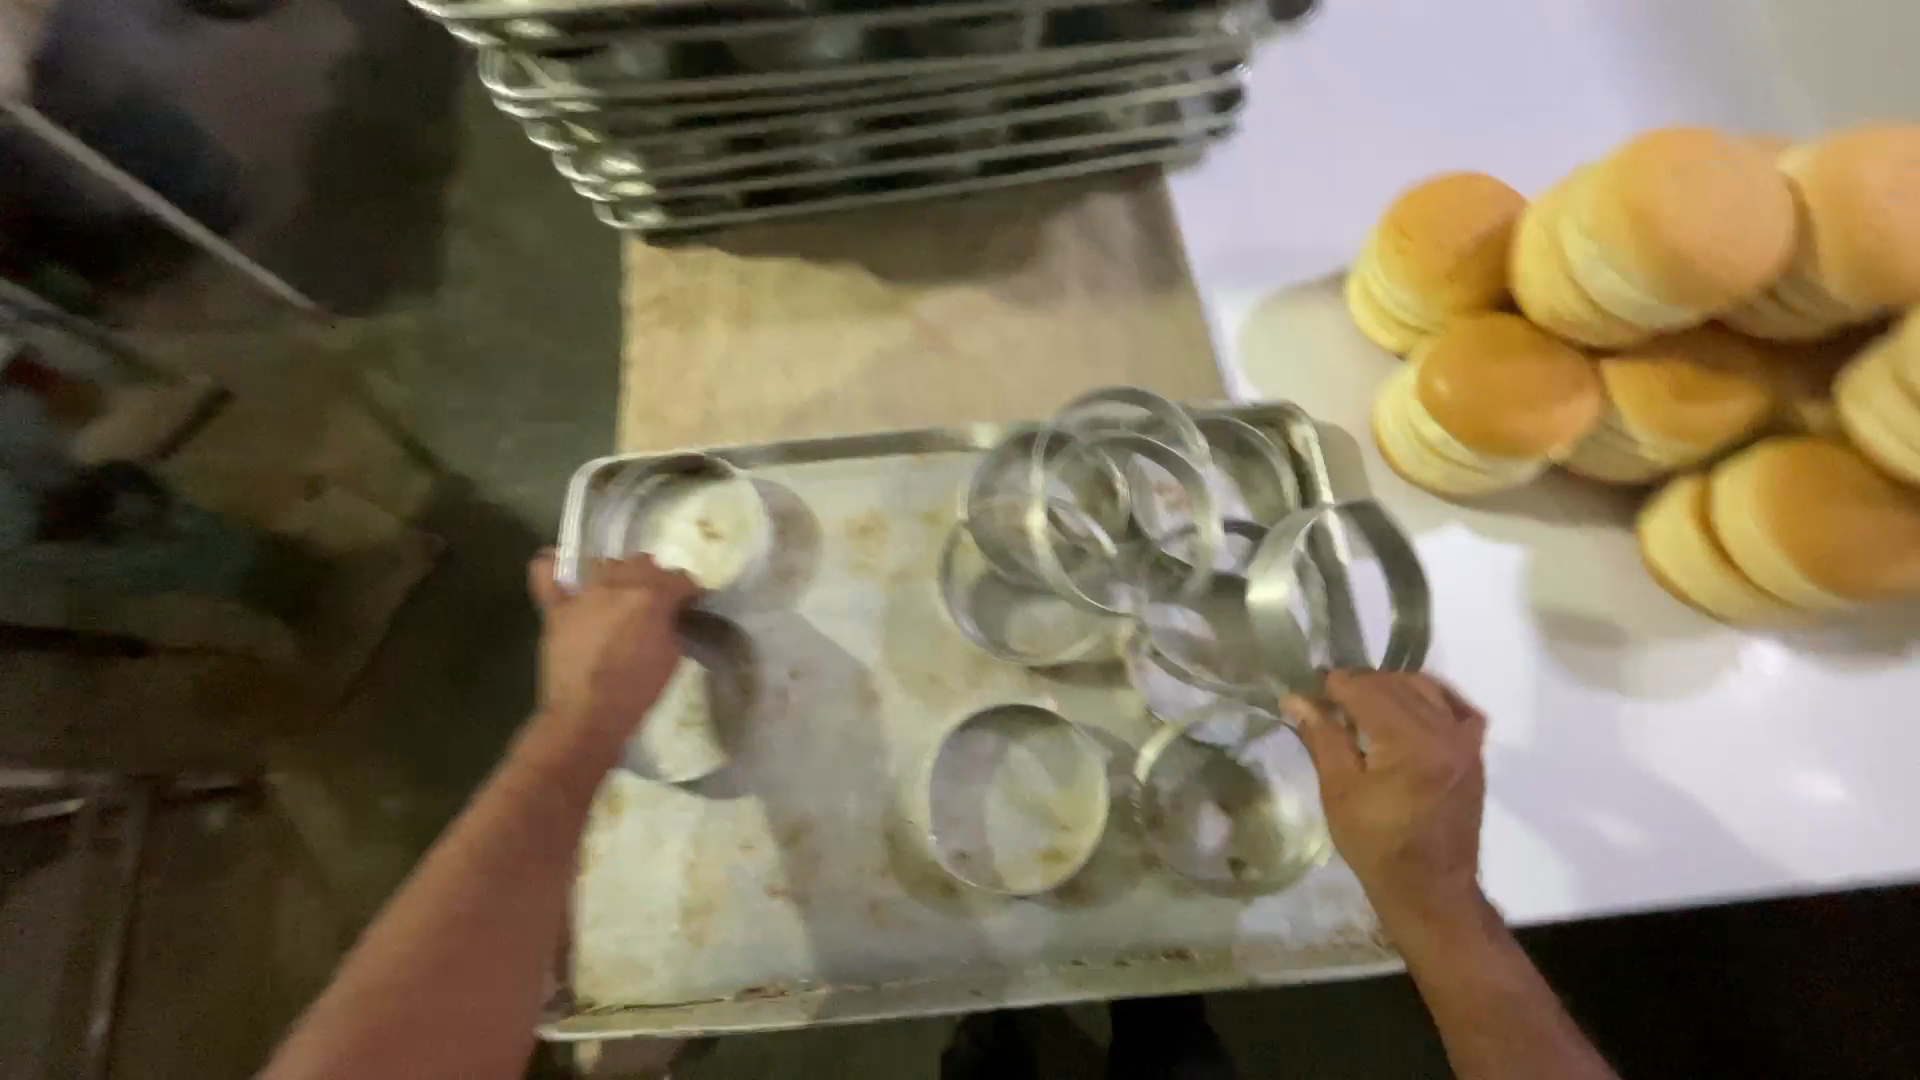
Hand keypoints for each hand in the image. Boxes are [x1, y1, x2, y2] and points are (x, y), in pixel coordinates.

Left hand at [527, 550, 700, 752]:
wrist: (588, 715)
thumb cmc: (637, 689)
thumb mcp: (673, 654)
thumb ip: (673, 623)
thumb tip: (673, 612)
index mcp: (652, 596)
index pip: (681, 579)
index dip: (690, 593)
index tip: (692, 606)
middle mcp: (618, 585)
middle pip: (645, 564)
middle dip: (657, 579)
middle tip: (660, 601)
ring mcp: (583, 594)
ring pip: (607, 564)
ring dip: (620, 574)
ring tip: (624, 593)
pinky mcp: (556, 609)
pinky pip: (545, 574)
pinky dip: (552, 566)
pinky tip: (561, 566)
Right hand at [1286, 672, 1489, 931]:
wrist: (1430, 888)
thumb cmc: (1376, 844)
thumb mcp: (1338, 790)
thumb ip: (1321, 736)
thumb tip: (1294, 698)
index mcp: (1409, 743)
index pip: (1364, 689)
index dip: (1331, 686)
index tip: (1308, 696)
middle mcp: (1444, 732)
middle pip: (1393, 683)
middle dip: (1356, 685)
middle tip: (1327, 704)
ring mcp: (1465, 741)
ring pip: (1423, 687)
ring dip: (1388, 687)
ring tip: (1361, 706)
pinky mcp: (1474, 753)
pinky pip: (1455, 706)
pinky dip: (1430, 698)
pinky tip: (1408, 709)